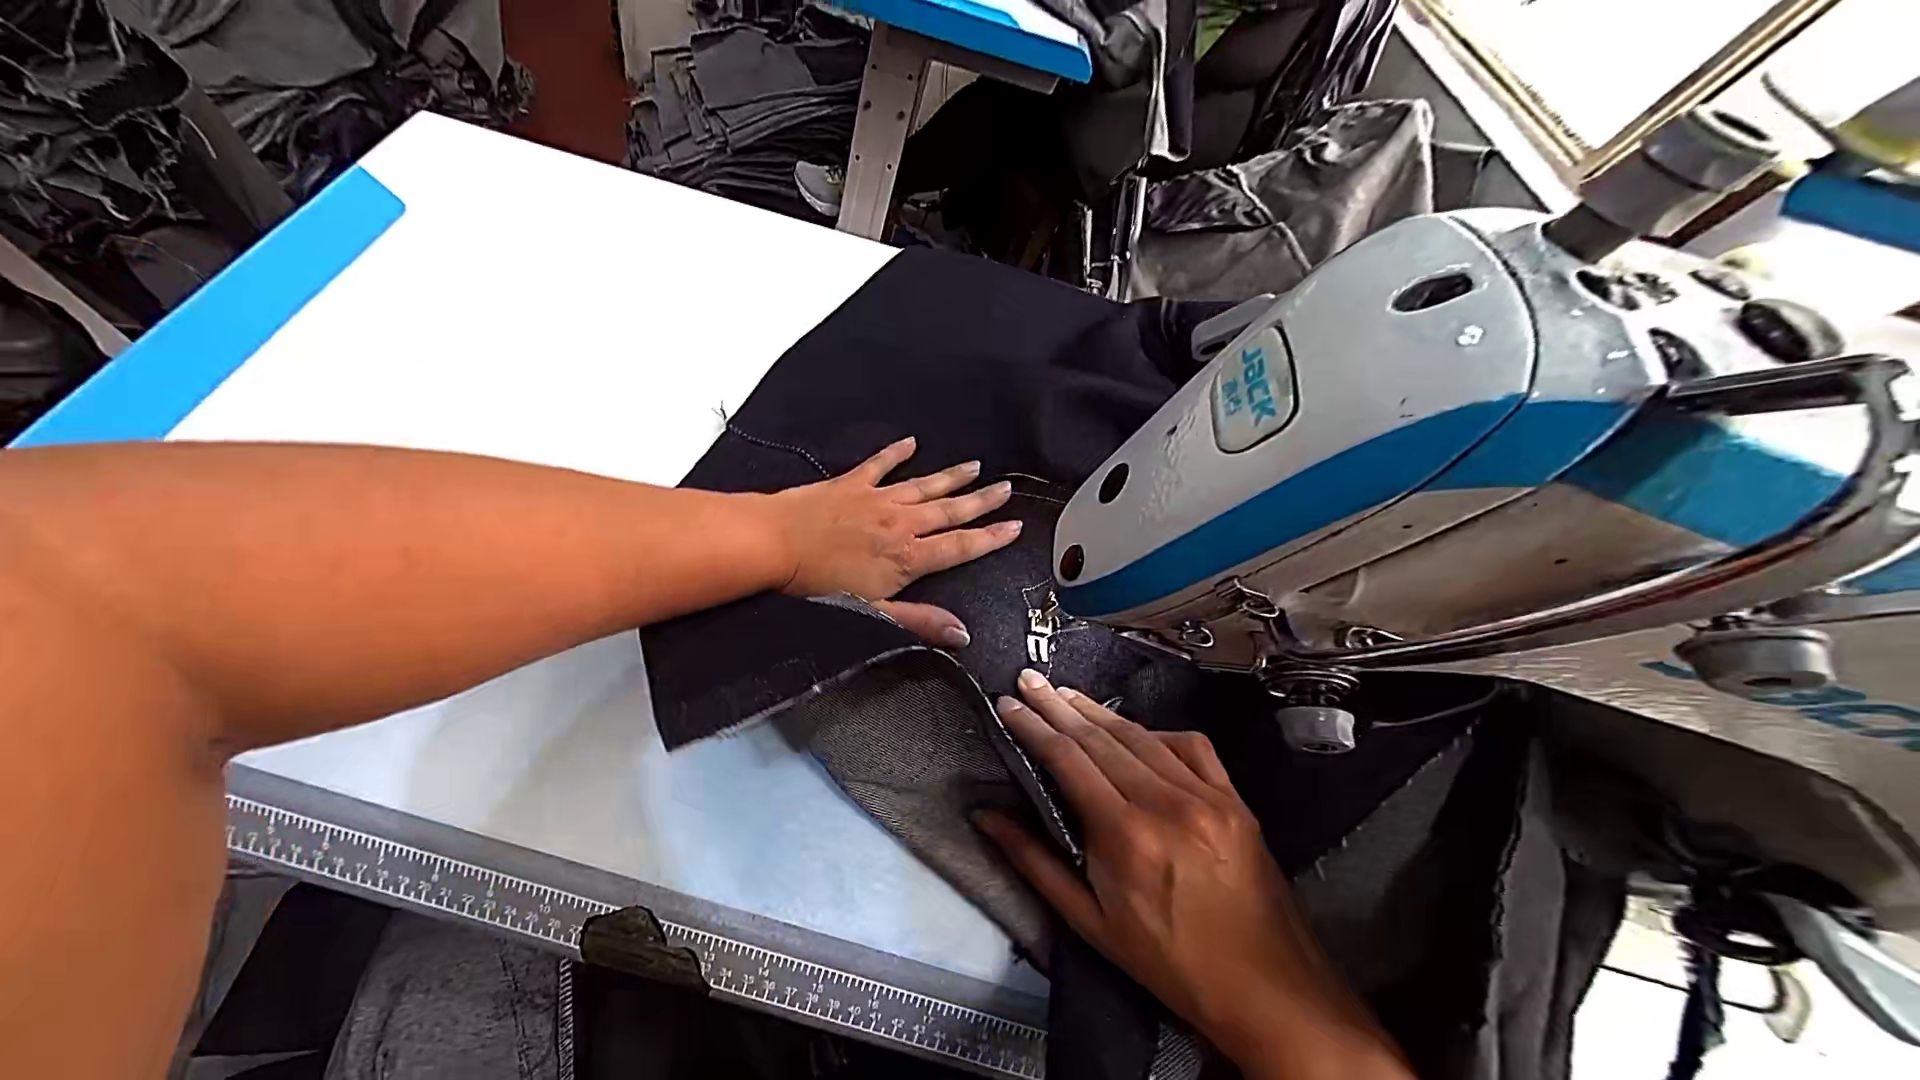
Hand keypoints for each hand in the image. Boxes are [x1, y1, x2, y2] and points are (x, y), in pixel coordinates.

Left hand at [763, 438, 1020, 637]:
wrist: (774, 543)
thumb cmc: (817, 584)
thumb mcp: (872, 611)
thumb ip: (919, 621)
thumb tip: (960, 634)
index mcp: (908, 556)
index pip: (961, 546)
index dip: (991, 537)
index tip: (1013, 526)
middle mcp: (901, 523)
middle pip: (951, 510)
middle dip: (982, 500)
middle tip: (1005, 488)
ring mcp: (878, 499)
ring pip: (925, 486)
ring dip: (952, 477)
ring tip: (975, 467)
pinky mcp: (852, 483)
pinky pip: (881, 464)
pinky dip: (897, 453)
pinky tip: (911, 443)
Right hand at [976, 671, 1412, 1079]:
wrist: (1268, 989)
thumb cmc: (1170, 963)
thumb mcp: (1091, 924)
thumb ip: (1034, 862)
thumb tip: (985, 817)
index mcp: (1126, 835)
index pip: (1068, 759)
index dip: (1034, 726)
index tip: (1009, 703)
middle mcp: (1166, 803)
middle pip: (1100, 737)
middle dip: (1057, 705)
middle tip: (1029, 679)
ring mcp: (1206, 795)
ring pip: (1141, 735)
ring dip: (1098, 711)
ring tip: (1065, 693)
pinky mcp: (1233, 797)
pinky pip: (1191, 745)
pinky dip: (1157, 730)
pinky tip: (1137, 729)